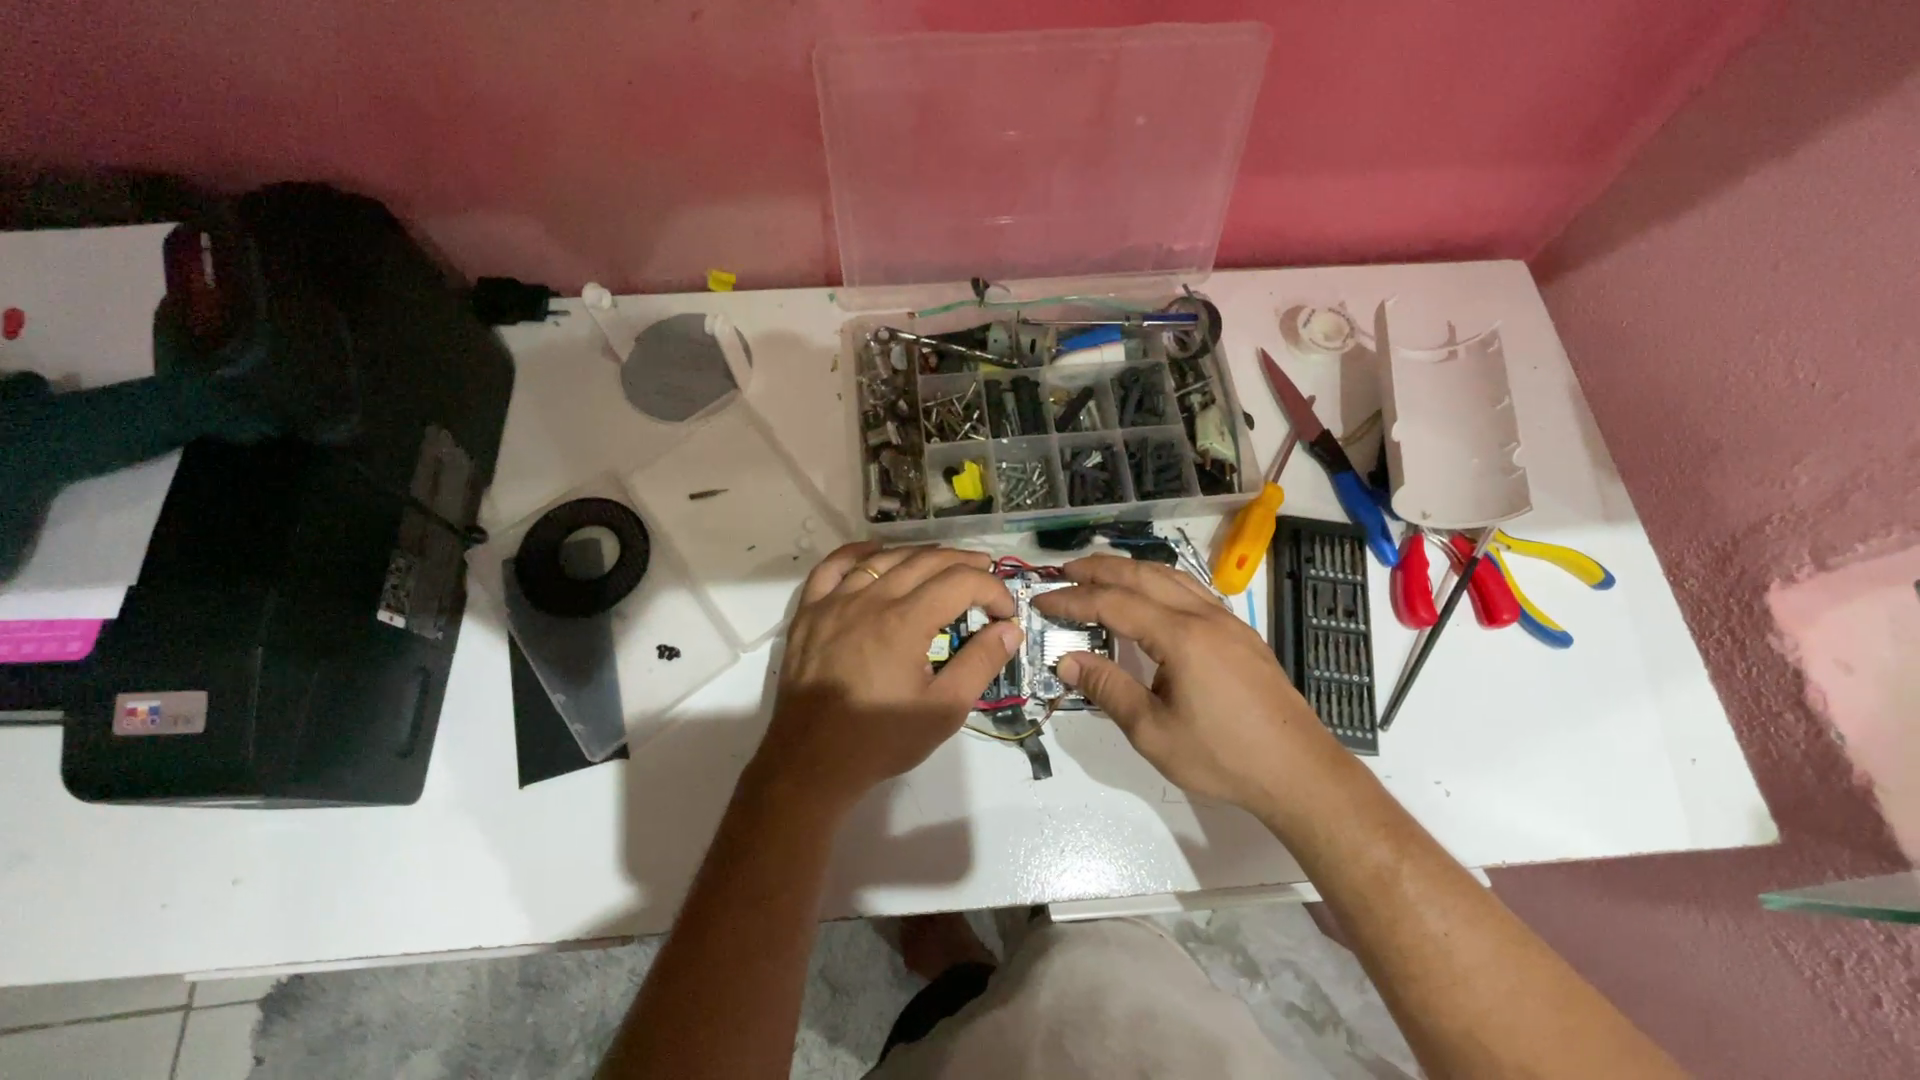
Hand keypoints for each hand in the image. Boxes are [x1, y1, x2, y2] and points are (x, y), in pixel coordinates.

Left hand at [749, 542, 1020, 812]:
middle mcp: (870, 600)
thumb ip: (980, 663)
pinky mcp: (809, 614)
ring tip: (942, 562)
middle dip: (963, 563)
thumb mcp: (944, 710)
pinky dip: (858, 554)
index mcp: (905, 621)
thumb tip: (1009, 629)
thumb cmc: (882, 740)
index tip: (1005, 613)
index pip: (960, 582)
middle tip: (985, 573)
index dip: (992, 590)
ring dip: (919, 554)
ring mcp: (835, 603)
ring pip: (883, 559)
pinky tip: (876, 554)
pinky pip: (832, 567)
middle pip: (925, 561)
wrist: (812, 762)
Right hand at [1032, 555, 1350, 815]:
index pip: (1114, 603)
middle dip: (1099, 569)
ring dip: (1131, 570)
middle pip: (1143, 575)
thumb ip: (1108, 689)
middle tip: (1062, 571)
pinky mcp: (1241, 634)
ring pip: (1172, 576)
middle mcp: (1204, 616)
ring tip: (1100, 575)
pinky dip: (1160, 582)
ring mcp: (1228, 622)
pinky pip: (1192, 590)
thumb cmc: (1222, 756)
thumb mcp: (1153, 732)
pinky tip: (1152, 596)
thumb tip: (1067, 659)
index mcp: (1181, 637)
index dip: (1073, 599)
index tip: (1041, 602)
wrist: (1298, 770)